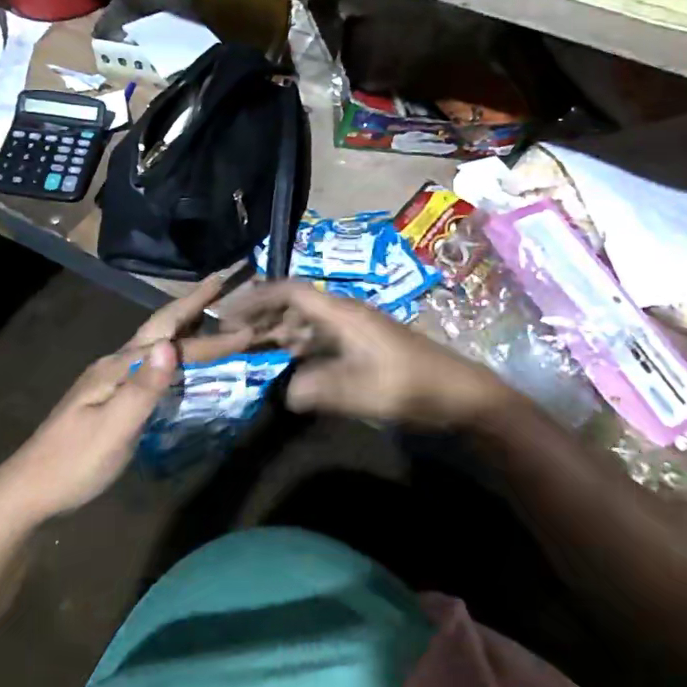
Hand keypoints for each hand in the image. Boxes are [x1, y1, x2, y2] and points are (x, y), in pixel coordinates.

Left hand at [0, 272, 252, 519]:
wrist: (29, 492)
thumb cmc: (75, 462)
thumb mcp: (114, 428)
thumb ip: (143, 387)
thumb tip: (169, 345)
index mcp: (117, 368)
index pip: (171, 343)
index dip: (210, 338)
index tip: (246, 328)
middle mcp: (114, 365)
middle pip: (158, 328)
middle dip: (191, 306)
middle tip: (219, 285)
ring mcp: (109, 380)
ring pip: (154, 344)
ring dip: (183, 327)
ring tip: (209, 315)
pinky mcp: (110, 397)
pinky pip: (150, 364)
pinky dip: (172, 353)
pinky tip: (179, 362)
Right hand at [227, 281, 519, 427]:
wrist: (458, 395)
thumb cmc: (408, 386)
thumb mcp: (356, 391)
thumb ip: (314, 389)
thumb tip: (286, 391)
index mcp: (342, 313)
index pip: (290, 291)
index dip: (257, 298)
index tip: (228, 315)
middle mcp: (345, 314)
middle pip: (295, 305)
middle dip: (262, 316)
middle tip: (232, 336)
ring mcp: (356, 330)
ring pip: (307, 324)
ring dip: (279, 333)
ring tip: (252, 350)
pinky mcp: (364, 347)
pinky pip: (321, 340)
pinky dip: (299, 348)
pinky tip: (289, 366)